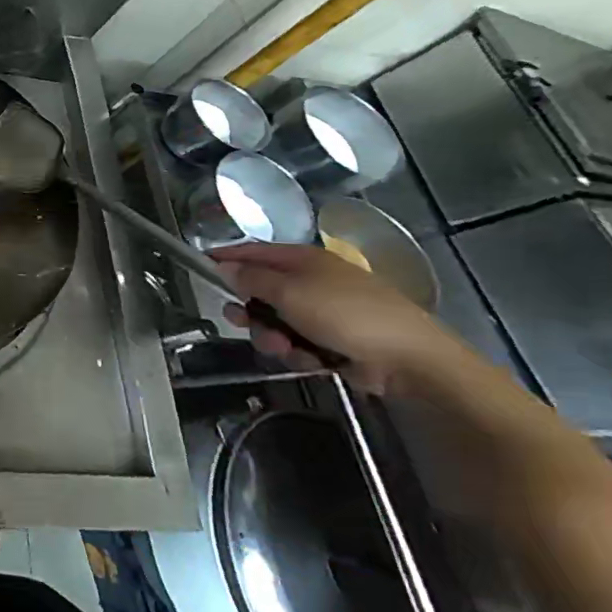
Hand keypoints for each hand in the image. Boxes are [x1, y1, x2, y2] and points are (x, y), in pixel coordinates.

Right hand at [213, 242, 471, 392]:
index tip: (201, 267)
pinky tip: (310, 360)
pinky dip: (298, 352)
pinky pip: (299, 342)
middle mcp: (312, 281)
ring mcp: (326, 311)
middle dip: (250, 310)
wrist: (411, 359)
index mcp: (303, 260)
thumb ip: (251, 278)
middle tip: (240, 320)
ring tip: (285, 348)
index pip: (253, 251)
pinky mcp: (335, 340)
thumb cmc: (345, 315)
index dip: (226, 258)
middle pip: (261, 290)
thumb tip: (225, 266)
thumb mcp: (289, 292)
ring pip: (276, 321)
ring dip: (273, 336)